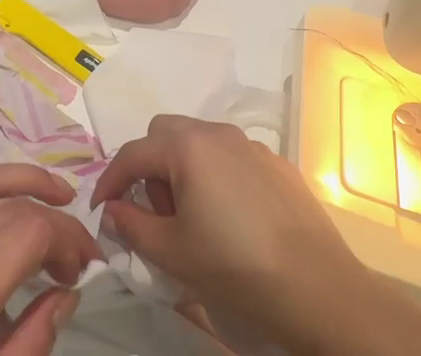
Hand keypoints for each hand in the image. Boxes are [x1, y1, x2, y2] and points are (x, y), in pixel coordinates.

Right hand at [91, 116, 420, 355]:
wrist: (317, 288)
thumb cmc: (233, 266)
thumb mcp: (171, 252)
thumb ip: (131, 224)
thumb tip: (114, 210)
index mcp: (186, 147)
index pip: (133, 153)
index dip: (111, 180)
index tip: (103, 209)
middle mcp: (218, 134)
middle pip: (166, 133)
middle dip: (150, 165)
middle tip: (156, 210)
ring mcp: (252, 146)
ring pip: (201, 142)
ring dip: (183, 167)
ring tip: (193, 215)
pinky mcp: (279, 165)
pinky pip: (232, 158)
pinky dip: (217, 176)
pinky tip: (230, 217)